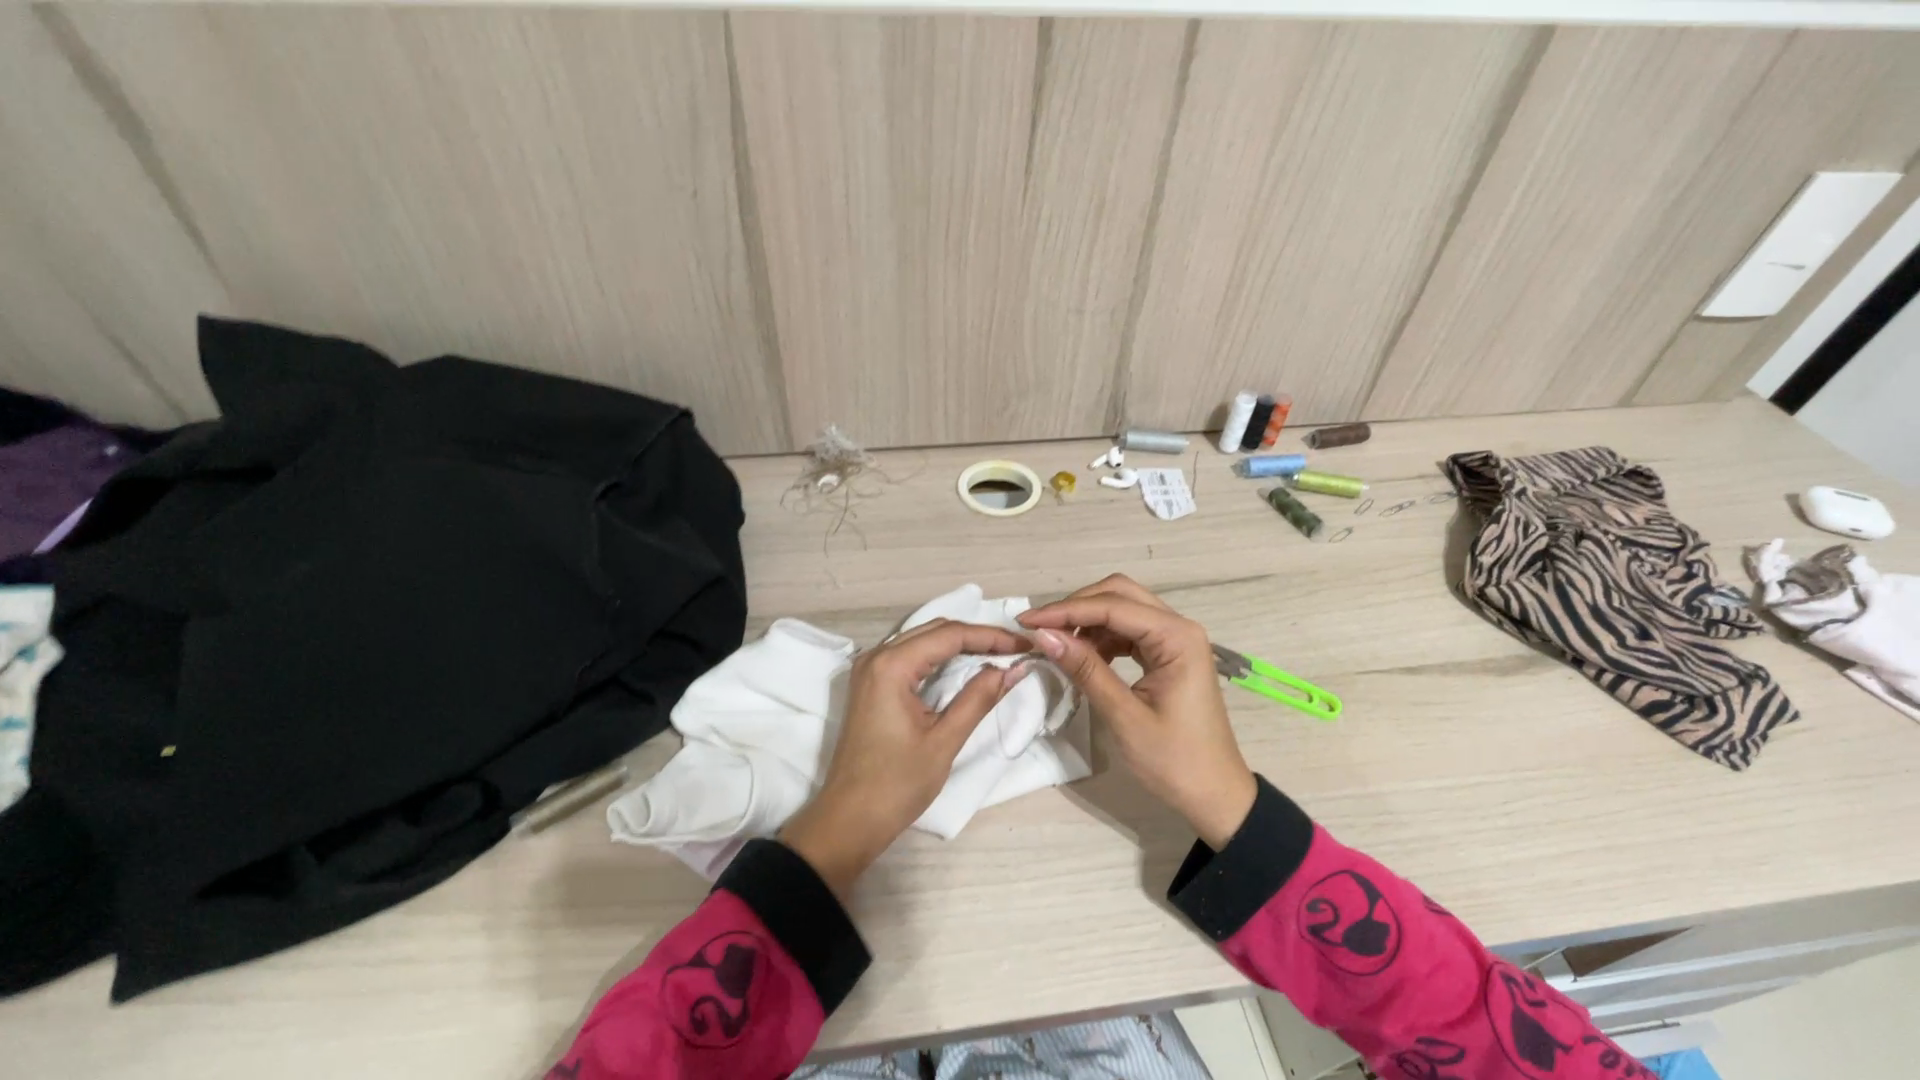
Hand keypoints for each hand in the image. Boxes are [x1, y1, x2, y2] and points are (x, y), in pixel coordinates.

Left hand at [781, 619, 1032, 898]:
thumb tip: (1012, 670)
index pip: (950, 635)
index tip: (1025, 647)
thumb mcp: (944, 741)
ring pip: (921, 640)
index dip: (991, 637)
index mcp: (891, 666)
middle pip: (934, 631)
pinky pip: (909, 657)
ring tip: (997, 655)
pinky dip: (939, 658)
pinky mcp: (869, 685)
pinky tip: (964, 667)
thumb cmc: (897, 784)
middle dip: (977, 637)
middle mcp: (876, 657)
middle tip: (1015, 650)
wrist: (849, 819)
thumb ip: (978, 699)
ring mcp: (869, 670)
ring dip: (959, 644)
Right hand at [1017, 575, 1256, 848]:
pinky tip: (1080, 656)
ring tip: (1054, 644)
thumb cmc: (1174, 760)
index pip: (1113, 606)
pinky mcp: (1167, 656)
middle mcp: (1179, 628)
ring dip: (1087, 621)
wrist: (1214, 794)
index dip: (1066, 611)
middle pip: (1119, 595)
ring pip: (1122, 610)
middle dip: (1076, 607)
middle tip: (1038, 629)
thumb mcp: (1124, 716)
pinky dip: (1100, 638)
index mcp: (1177, 637)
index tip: (1026, 622)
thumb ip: (1085, 670)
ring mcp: (1175, 641)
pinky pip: (1128, 632)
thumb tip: (1044, 636)